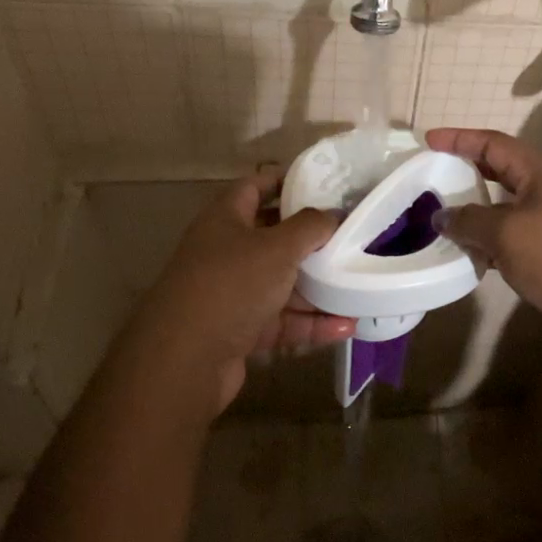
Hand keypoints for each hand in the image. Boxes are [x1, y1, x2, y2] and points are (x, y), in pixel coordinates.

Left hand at [141, 166, 351, 412]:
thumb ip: (311, 226)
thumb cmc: (231, 285)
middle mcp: (225, 253)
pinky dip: (310, 323)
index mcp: (225, 220)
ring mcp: (232, 294)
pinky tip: (345, 326)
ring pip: (282, 284)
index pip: (255, 187)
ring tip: (358, 286)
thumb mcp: (277, 248)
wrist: (184, 361)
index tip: (325, 182)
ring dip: (318, 288)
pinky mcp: (240, 331)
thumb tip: (334, 214)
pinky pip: (282, 321)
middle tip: (352, 234)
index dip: (287, 181)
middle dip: (312, 238)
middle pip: (274, 238)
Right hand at [425, 128, 541, 349]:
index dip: (460, 139)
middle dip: (464, 170)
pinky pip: (505, 236)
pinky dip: (482, 239)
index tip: (428, 140)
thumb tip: (442, 217)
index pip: (493, 144)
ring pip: (499, 206)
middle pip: (497, 170)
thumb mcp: (506, 233)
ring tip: (436, 213)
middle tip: (429, 174)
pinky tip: (460, 251)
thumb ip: (470, 220)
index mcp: (539, 173)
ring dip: (470, 209)